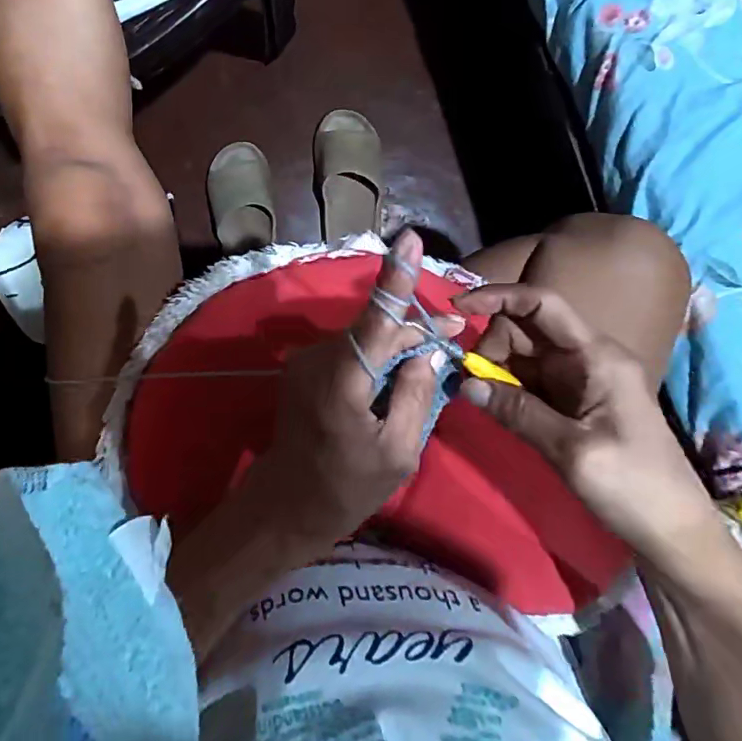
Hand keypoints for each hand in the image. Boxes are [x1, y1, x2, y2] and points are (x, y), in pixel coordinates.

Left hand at [242, 230, 457, 554]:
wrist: (288, 502)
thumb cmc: (348, 486)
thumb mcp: (398, 451)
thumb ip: (416, 394)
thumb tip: (427, 350)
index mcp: (342, 380)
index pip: (375, 319)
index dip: (395, 277)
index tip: (409, 238)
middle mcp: (320, 358)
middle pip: (376, 329)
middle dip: (414, 330)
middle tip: (453, 337)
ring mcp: (307, 361)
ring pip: (364, 338)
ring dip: (396, 345)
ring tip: (430, 359)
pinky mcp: (305, 367)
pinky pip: (350, 351)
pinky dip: (375, 356)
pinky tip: (397, 374)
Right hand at [453, 283, 720, 567]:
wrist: (674, 535)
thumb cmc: (634, 487)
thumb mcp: (572, 451)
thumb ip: (517, 412)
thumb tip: (464, 384)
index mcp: (597, 355)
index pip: (541, 304)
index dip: (498, 296)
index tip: (457, 307)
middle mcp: (585, 357)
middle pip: (524, 327)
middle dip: (490, 343)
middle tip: (471, 381)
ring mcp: (577, 380)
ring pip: (521, 354)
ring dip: (492, 366)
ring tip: (476, 395)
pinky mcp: (569, 403)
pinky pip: (526, 380)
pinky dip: (502, 386)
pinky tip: (489, 404)